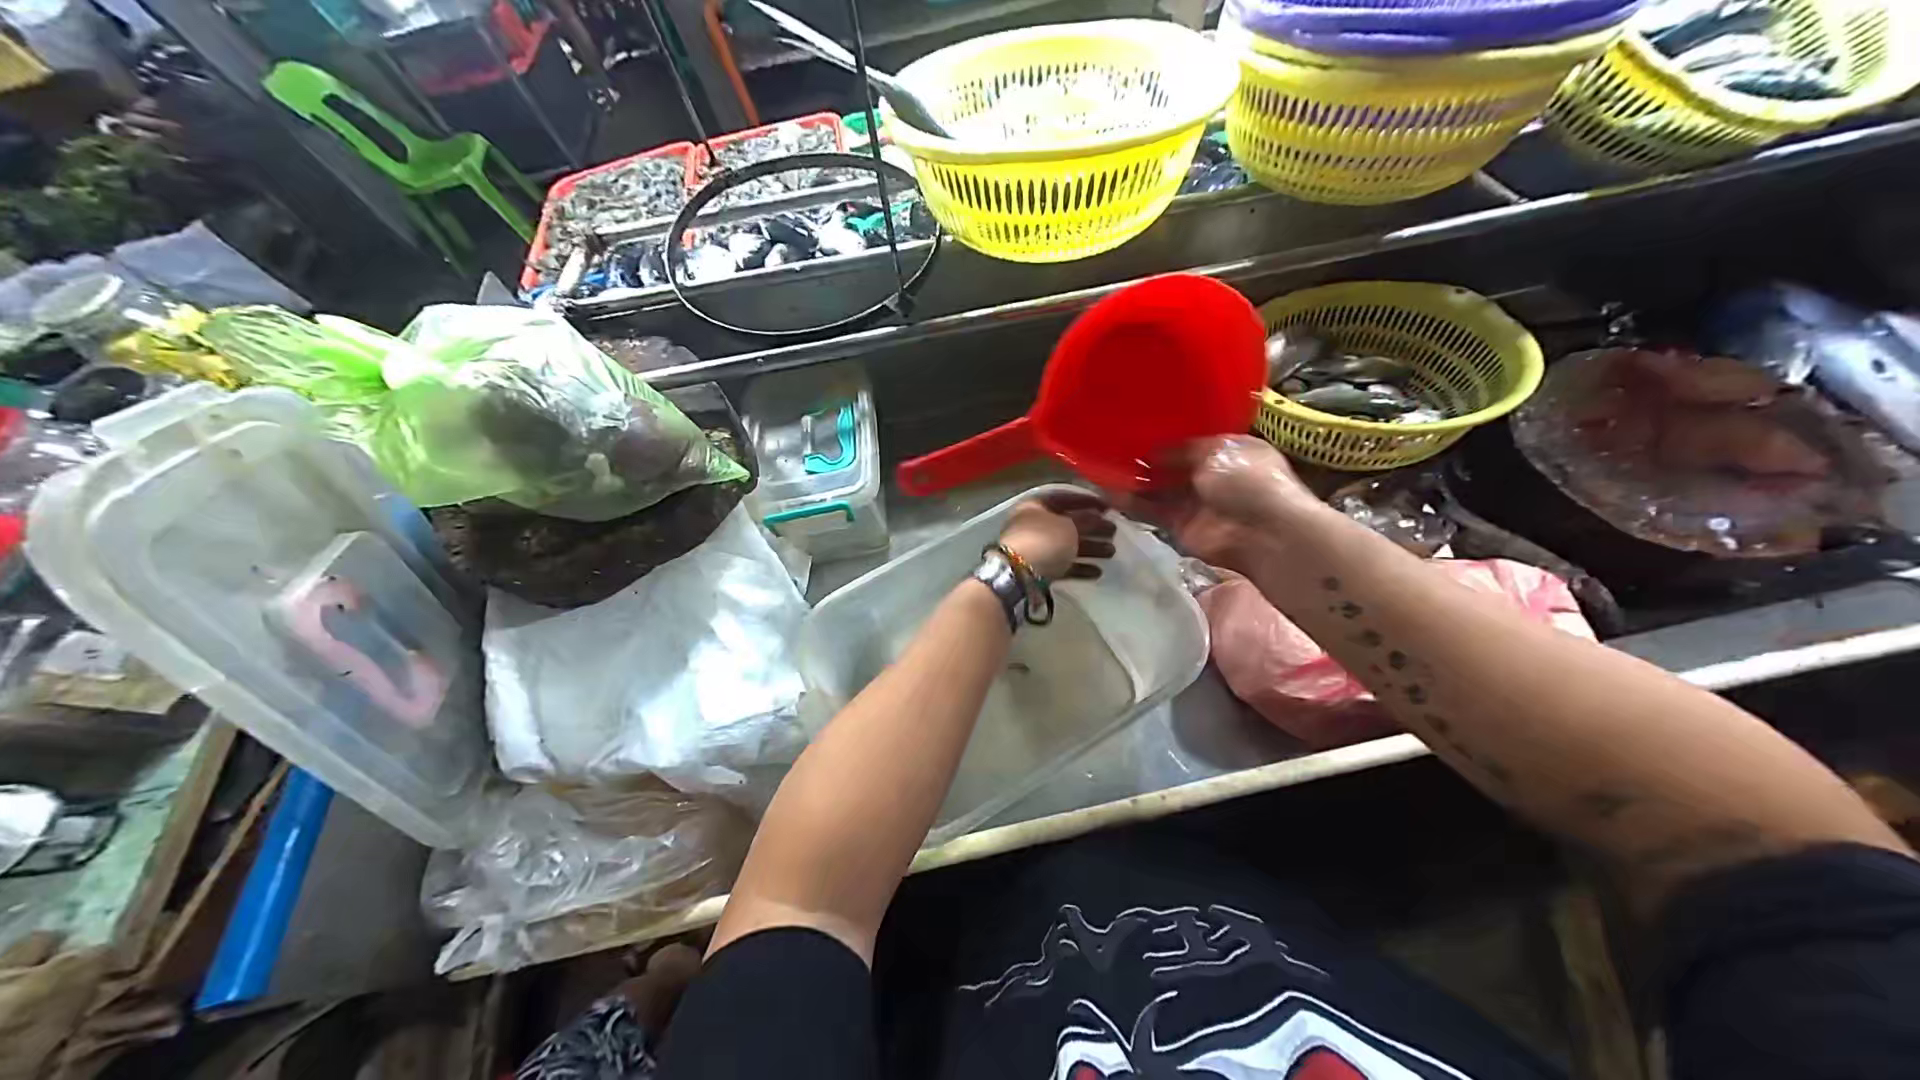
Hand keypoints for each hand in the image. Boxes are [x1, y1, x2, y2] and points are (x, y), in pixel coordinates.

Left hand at [997, 491, 1115, 580]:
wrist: (1020, 575)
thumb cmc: (1045, 540)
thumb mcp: (1070, 525)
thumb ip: (1086, 520)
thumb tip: (1096, 518)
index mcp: (1036, 505)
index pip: (1065, 498)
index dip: (1088, 501)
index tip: (1108, 507)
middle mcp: (1033, 524)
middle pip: (1068, 524)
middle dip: (1093, 528)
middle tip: (1114, 532)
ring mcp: (1035, 548)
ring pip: (1067, 545)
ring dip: (1090, 548)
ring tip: (1111, 552)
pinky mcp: (1038, 570)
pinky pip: (1062, 565)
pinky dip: (1079, 567)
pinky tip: (1097, 572)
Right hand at [1126, 436, 1325, 571]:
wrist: (1266, 534)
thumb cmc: (1250, 482)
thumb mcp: (1218, 452)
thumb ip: (1182, 450)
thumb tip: (1153, 453)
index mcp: (1228, 450)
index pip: (1191, 441)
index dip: (1166, 437)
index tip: (1136, 429)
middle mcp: (1210, 475)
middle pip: (1171, 467)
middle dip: (1145, 460)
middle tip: (1111, 449)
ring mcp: (1195, 503)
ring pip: (1157, 490)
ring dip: (1134, 482)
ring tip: (1102, 468)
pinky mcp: (1180, 527)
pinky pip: (1152, 512)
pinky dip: (1132, 504)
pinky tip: (1109, 492)